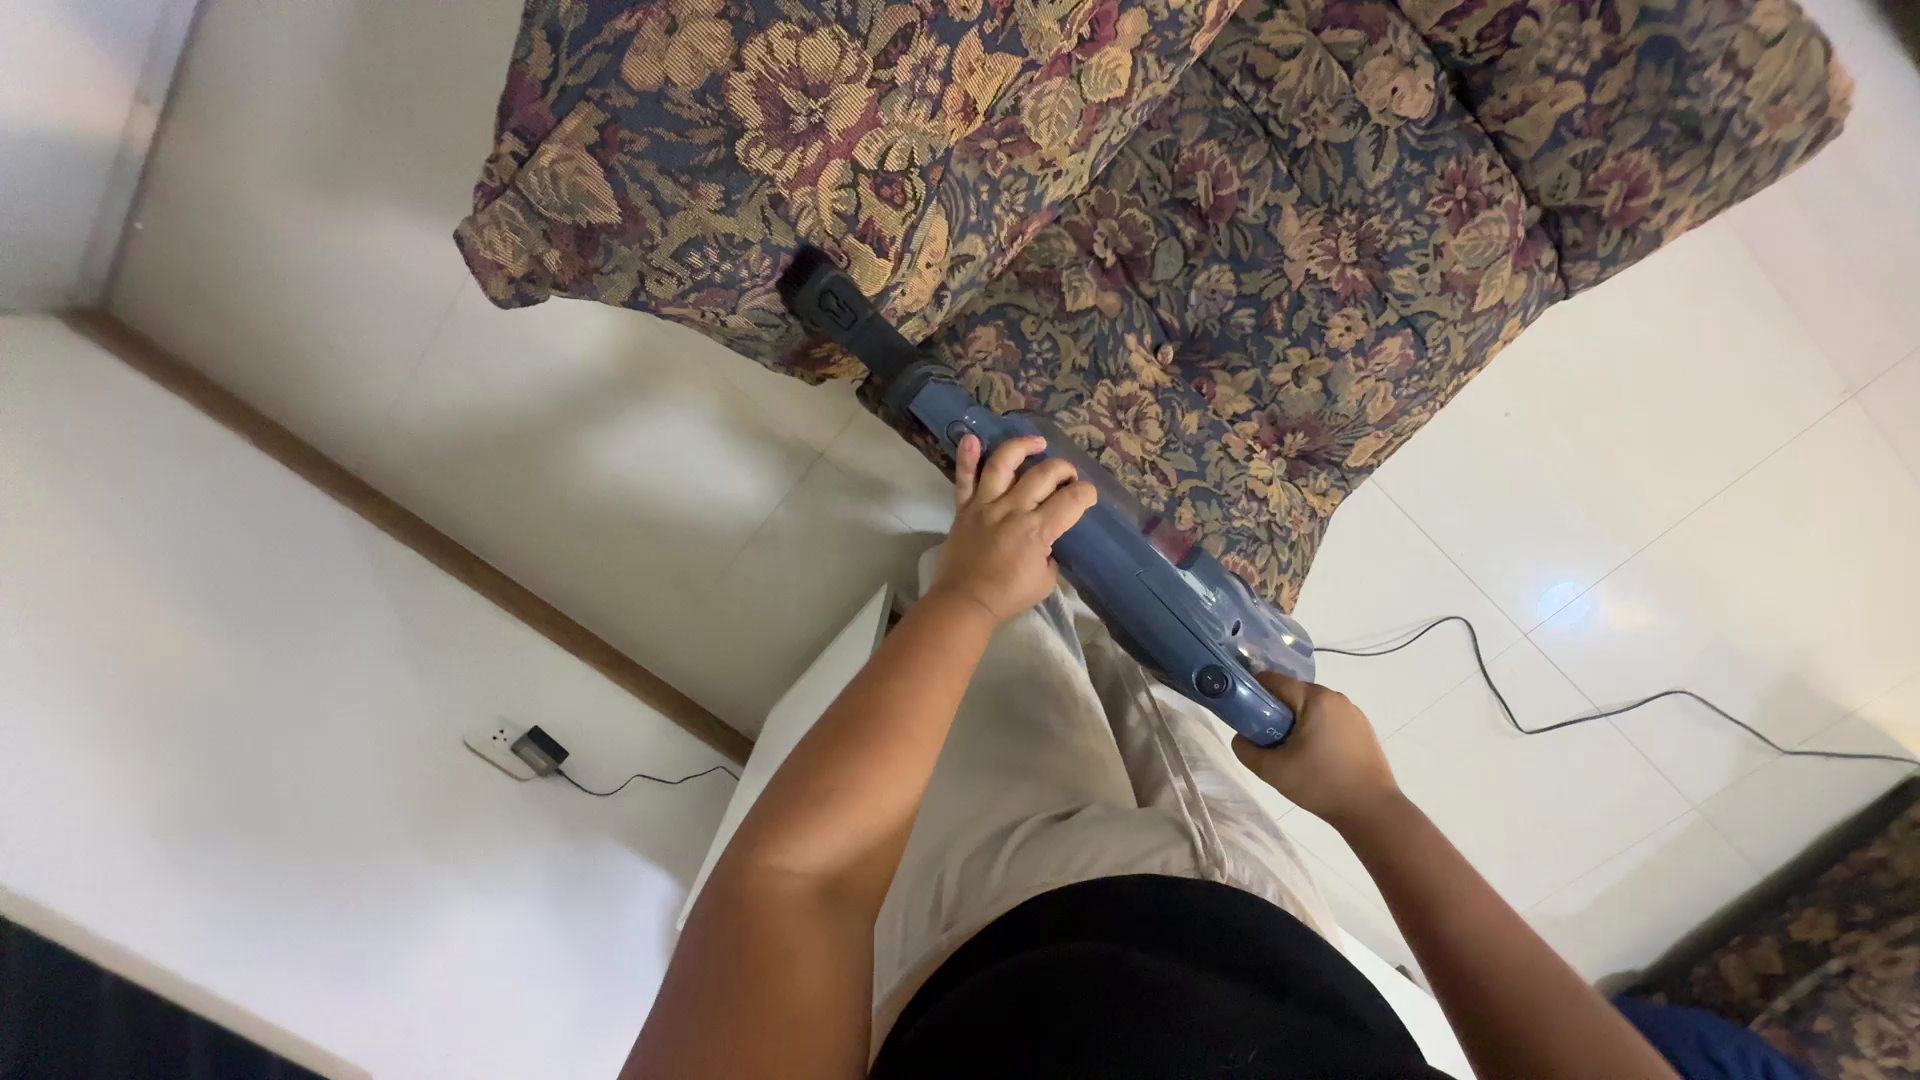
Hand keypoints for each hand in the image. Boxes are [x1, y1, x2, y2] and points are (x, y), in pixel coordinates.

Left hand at [928, 434, 1096, 624]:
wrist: (964, 602)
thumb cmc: (1007, 596)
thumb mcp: (1046, 580)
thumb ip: (1051, 554)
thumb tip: (1047, 539)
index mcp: (1037, 530)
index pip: (1072, 499)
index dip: (1087, 494)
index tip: (1087, 497)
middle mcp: (1013, 509)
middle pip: (1044, 473)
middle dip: (1064, 470)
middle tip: (1067, 478)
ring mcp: (985, 505)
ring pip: (1004, 463)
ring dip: (1023, 446)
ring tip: (1037, 443)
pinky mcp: (964, 508)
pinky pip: (964, 478)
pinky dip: (966, 456)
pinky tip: (971, 438)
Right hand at [1232, 673, 1401, 830]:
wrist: (1372, 811)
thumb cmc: (1320, 784)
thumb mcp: (1271, 769)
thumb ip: (1245, 748)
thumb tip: (1242, 736)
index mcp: (1314, 698)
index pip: (1272, 680)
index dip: (1252, 693)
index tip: (1246, 716)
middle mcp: (1335, 697)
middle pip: (1292, 693)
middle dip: (1275, 711)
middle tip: (1268, 739)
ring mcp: (1353, 712)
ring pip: (1310, 706)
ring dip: (1296, 721)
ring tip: (1293, 752)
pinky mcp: (1363, 728)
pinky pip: (1329, 719)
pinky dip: (1316, 730)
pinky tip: (1317, 757)